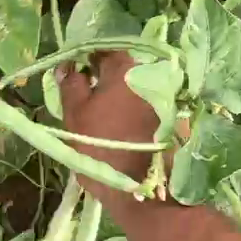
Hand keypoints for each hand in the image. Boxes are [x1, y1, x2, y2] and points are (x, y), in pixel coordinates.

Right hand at [59, 51, 161, 212]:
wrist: (139, 190)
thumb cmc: (101, 148)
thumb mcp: (75, 116)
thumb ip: (71, 86)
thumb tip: (68, 67)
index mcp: (124, 71)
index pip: (104, 50)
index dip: (88, 58)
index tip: (76, 70)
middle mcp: (150, 78)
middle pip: (123, 69)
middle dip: (105, 76)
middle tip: (88, 92)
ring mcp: (164, 99)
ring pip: (136, 88)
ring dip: (121, 95)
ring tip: (105, 113)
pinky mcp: (172, 120)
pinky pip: (149, 105)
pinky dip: (135, 110)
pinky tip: (124, 127)